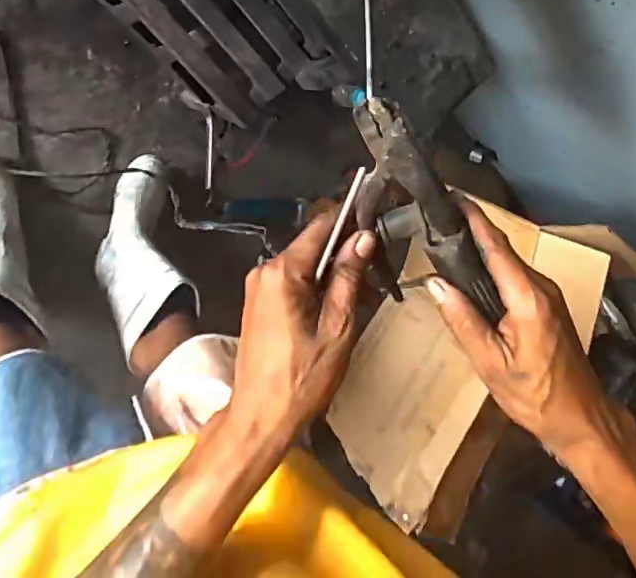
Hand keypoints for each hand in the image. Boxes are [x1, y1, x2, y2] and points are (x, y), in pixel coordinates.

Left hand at [225, 205, 375, 448]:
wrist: (258, 418)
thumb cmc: (300, 379)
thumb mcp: (336, 327)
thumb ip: (349, 277)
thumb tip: (363, 238)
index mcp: (282, 272)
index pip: (320, 227)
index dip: (349, 218)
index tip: (373, 216)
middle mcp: (265, 270)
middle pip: (312, 244)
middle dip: (345, 251)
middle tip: (376, 265)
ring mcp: (259, 285)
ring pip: (305, 262)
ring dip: (333, 271)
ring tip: (363, 291)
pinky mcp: (259, 301)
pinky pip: (293, 279)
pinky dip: (317, 285)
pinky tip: (338, 305)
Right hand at [426, 200, 616, 456]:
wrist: (584, 421)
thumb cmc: (537, 397)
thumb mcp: (491, 365)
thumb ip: (463, 321)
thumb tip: (435, 283)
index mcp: (528, 297)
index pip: (496, 247)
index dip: (475, 219)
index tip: (454, 197)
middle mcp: (541, 286)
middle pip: (503, 249)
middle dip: (474, 229)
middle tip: (441, 218)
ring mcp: (549, 293)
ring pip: (510, 261)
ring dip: (483, 247)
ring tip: (450, 239)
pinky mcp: (549, 303)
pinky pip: (516, 275)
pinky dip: (494, 266)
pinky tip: (474, 271)